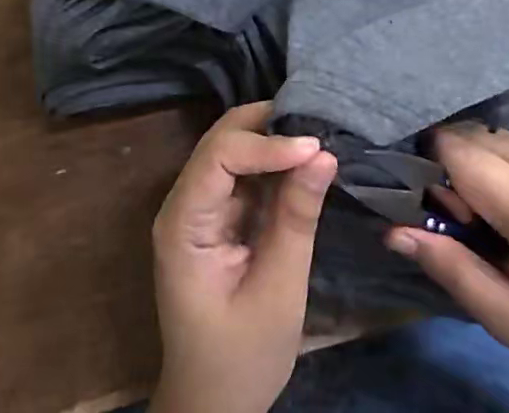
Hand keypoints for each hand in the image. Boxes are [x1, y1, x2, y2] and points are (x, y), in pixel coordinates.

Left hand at [147, 102, 337, 412]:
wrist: (213, 404)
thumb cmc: (242, 357)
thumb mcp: (278, 291)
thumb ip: (297, 218)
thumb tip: (324, 154)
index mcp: (183, 224)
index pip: (219, 155)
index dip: (267, 144)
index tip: (316, 147)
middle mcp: (185, 205)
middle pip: (222, 140)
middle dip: (269, 126)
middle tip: (320, 123)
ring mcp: (202, 209)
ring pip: (234, 149)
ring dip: (275, 139)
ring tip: (320, 135)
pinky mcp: (221, 218)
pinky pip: (247, 174)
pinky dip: (277, 163)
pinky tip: (306, 160)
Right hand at [386, 127, 508, 412]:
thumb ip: (452, 269)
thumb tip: (392, 230)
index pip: (449, 148)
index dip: (429, 176)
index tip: (438, 217)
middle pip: (465, 137)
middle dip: (450, 172)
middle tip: (467, 228)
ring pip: (488, 136)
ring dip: (474, 167)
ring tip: (495, 223)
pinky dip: (498, 163)